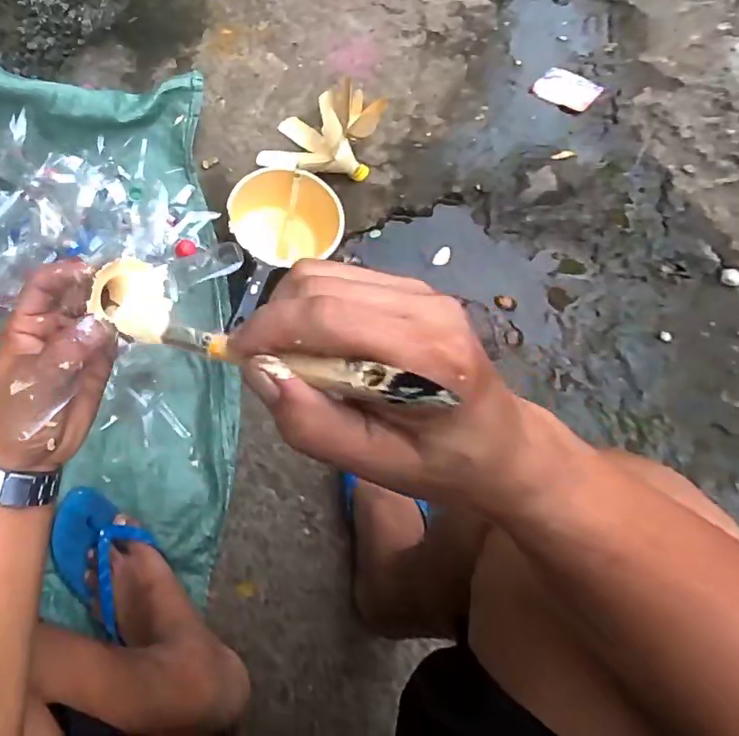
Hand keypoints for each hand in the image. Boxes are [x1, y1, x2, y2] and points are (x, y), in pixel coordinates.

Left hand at [0, 261, 118, 472]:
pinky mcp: (98, 359)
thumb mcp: (38, 380)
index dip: (63, 273)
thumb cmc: (19, 413)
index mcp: (28, 323)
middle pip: (75, 293)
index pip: (43, 285)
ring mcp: (78, 341)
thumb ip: (67, 350)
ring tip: (137, 292)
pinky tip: (140, 317)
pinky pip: (112, 335)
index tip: (88, 269)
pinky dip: (126, 326)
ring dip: (115, 301)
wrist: (31, 456)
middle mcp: (54, 325)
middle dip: (96, 283)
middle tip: (122, 277)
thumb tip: (99, 322)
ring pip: (97, 312)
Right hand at [226, 261, 546, 512]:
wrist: (501, 442)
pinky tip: (317, 339)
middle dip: (273, 318)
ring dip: (288, 308)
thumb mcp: (374, 465)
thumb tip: (259, 372)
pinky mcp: (409, 284)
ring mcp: (420, 288)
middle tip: (261, 361)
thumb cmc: (441, 464)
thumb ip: (312, 424)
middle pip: (318, 284)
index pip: (327, 317)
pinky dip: (309, 303)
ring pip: (322, 273)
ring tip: (289, 352)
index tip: (237, 355)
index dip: (270, 329)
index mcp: (427, 353)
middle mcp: (425, 305)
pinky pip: (337, 276)